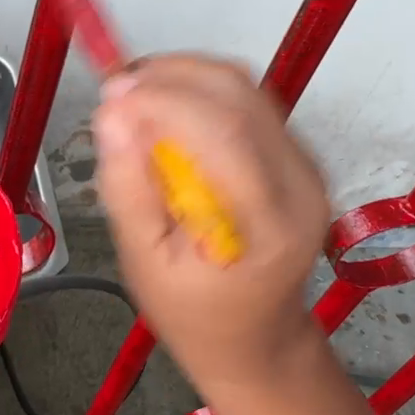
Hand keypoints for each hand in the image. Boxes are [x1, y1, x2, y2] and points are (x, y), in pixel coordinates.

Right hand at [93, 55, 329, 391]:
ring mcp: (306, 165)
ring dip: (183, 75)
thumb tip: (110, 118)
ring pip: (244, 87)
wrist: (255, 338)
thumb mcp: (144, 264)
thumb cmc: (192, 311)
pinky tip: (162, 110)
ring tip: (132, 96)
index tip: (108, 97)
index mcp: (268, 223)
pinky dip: (199, 90)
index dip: (161, 100)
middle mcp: (301, 183)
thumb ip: (129, 191)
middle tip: (113, 90)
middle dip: (168, 76)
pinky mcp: (297, 154)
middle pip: (238, 96)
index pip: (221, 132)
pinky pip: (247, 101)